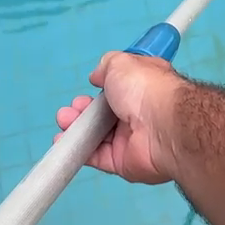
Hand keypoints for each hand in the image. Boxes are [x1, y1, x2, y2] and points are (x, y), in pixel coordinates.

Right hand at [55, 51, 190, 184]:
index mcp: (144, 86)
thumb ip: (106, 66)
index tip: (91, 84)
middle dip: (84, 108)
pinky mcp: (123, 161)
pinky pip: (97, 156)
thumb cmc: (144, 88)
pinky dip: (80, 149)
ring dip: (77, 126)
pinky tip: (63, 141)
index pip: (122, 85)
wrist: (160, 126)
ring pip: (98, 134)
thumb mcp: (122, 63)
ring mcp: (131, 138)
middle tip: (72, 108)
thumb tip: (97, 76)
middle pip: (105, 112)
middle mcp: (139, 111)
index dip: (104, 85)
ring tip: (64, 120)